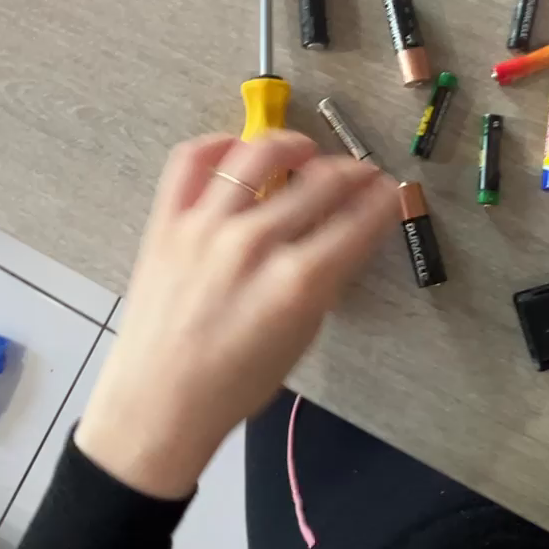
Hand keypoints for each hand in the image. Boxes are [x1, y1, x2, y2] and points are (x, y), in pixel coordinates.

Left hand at [75, 131, 399, 498]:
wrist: (159, 403)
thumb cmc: (237, 383)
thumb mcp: (302, 336)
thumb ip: (326, 279)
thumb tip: (347, 234)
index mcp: (297, 283)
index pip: (359, 220)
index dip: (384, 199)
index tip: (390, 190)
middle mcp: (254, 244)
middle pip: (321, 183)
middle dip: (354, 172)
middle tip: (361, 172)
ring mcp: (205, 227)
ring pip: (258, 156)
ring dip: (293, 144)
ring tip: (305, 150)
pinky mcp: (166, 222)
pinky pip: (191, 161)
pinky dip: (218, 145)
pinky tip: (238, 150)